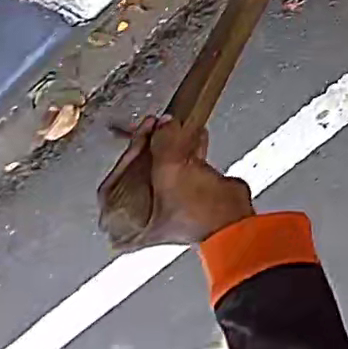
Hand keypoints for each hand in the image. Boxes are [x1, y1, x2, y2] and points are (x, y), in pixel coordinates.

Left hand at [125, 115, 253, 243]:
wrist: (232, 219)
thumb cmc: (198, 212)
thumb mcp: (172, 170)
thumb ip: (163, 141)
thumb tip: (163, 123)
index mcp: (125, 225)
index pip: (115, 180)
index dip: (130, 151)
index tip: (145, 130)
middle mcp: (141, 219)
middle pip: (139, 171)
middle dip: (152, 144)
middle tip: (159, 125)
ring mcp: (165, 208)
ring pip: (160, 168)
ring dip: (170, 144)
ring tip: (176, 125)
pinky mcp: (186, 198)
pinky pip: (180, 169)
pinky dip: (187, 150)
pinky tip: (195, 133)